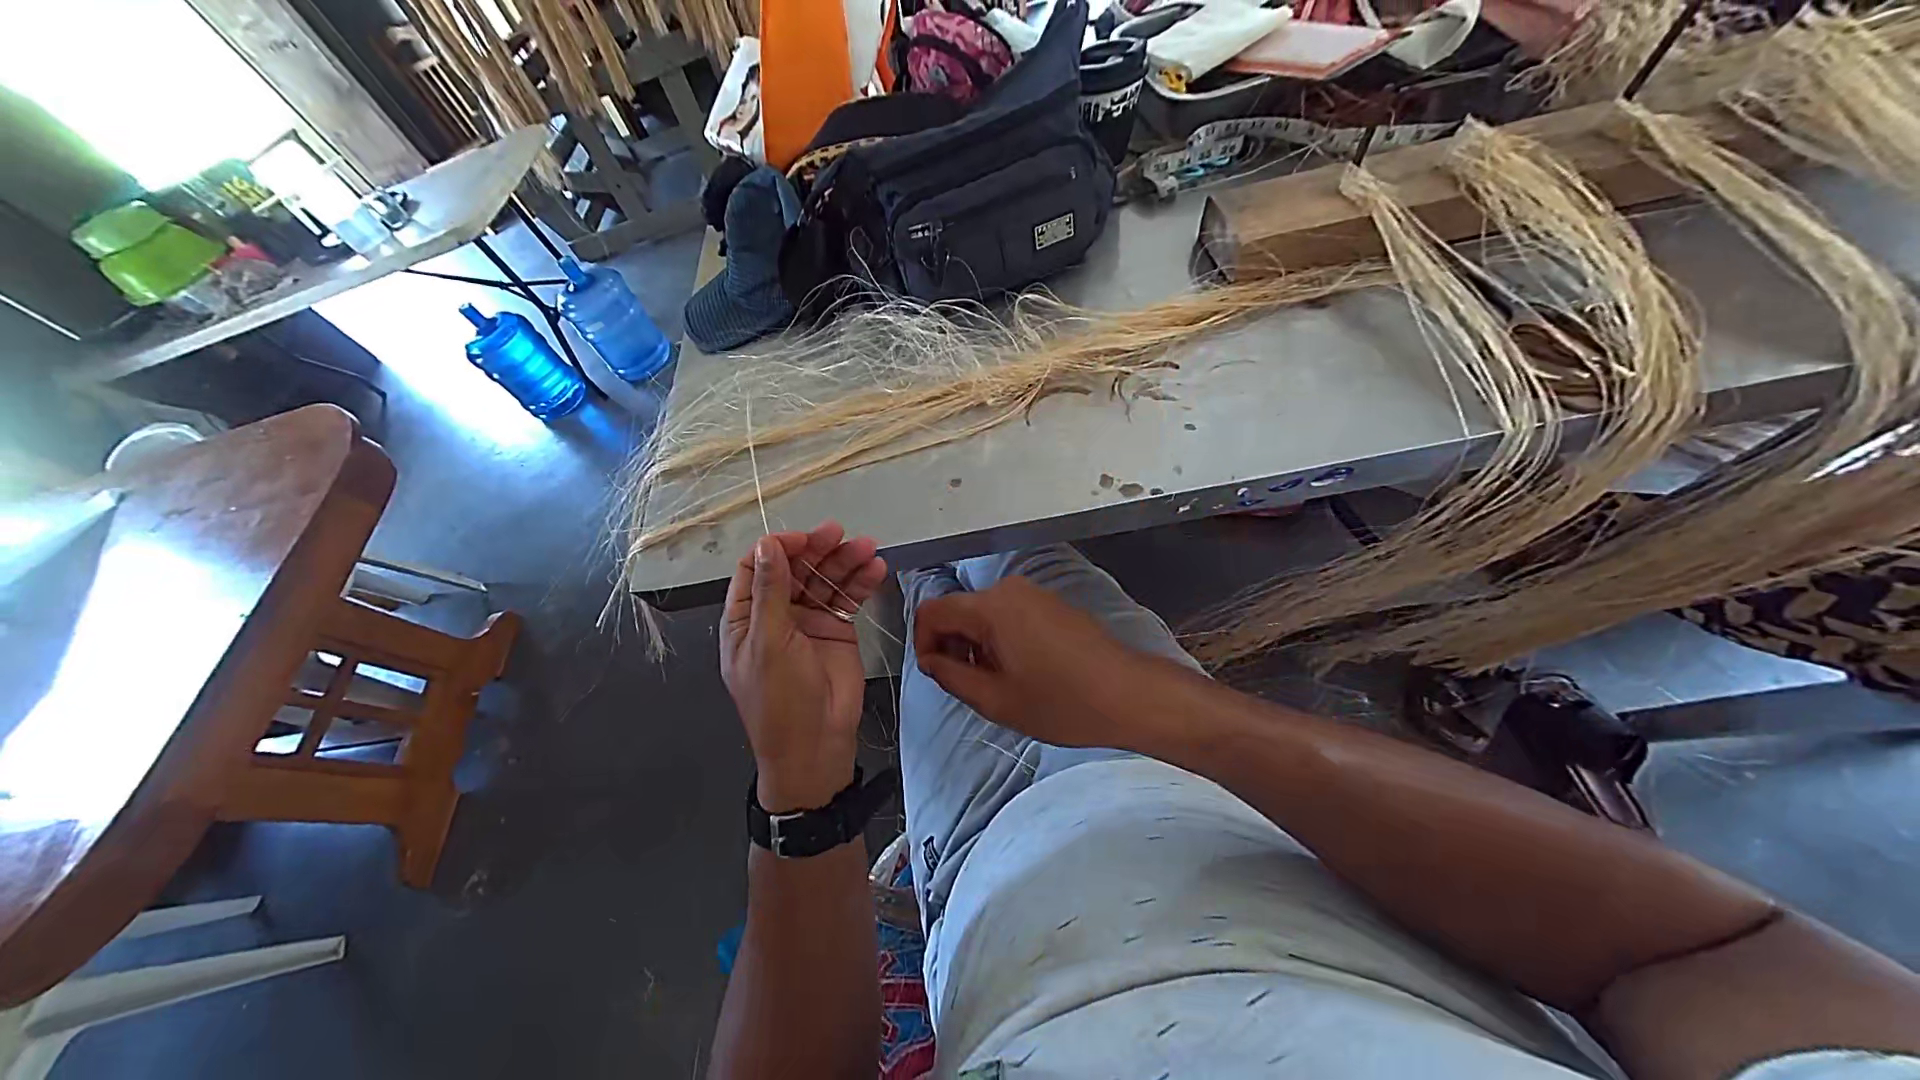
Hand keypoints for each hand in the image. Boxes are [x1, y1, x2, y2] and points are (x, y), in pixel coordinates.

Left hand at [721, 521, 886, 811]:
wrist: (816, 745)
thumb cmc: (779, 699)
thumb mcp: (768, 643)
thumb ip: (770, 592)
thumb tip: (766, 546)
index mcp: (746, 618)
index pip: (756, 569)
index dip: (777, 549)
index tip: (802, 539)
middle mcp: (776, 615)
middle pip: (795, 570)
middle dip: (816, 551)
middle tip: (839, 534)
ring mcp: (808, 622)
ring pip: (824, 581)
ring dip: (844, 563)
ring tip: (866, 547)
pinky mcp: (837, 631)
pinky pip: (847, 599)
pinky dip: (861, 584)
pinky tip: (875, 569)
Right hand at [911, 576, 1188, 750]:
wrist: (1129, 695)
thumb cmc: (1062, 702)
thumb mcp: (996, 700)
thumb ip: (950, 676)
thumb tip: (931, 660)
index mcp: (991, 607)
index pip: (932, 611)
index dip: (922, 642)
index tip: (935, 674)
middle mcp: (1010, 589)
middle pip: (958, 610)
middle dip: (953, 646)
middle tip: (967, 685)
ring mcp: (1034, 593)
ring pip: (983, 614)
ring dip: (977, 646)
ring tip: (998, 683)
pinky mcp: (1051, 603)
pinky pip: (1008, 614)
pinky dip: (1000, 639)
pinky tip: (1021, 671)